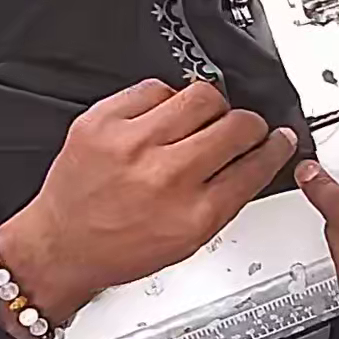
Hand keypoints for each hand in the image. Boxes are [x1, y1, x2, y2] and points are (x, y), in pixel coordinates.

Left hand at [0, 79, 296, 324]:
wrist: (60, 246)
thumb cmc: (119, 249)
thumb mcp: (187, 241)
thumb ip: (225, 200)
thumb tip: (253, 162)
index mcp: (193, 215)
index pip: (254, 167)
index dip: (274, 148)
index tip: (278, 140)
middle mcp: (166, 177)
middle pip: (236, 126)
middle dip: (250, 125)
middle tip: (244, 128)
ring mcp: (132, 144)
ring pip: (202, 97)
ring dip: (212, 108)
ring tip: (201, 121)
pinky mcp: (103, 121)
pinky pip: (156, 88)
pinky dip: (166, 101)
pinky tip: (161, 118)